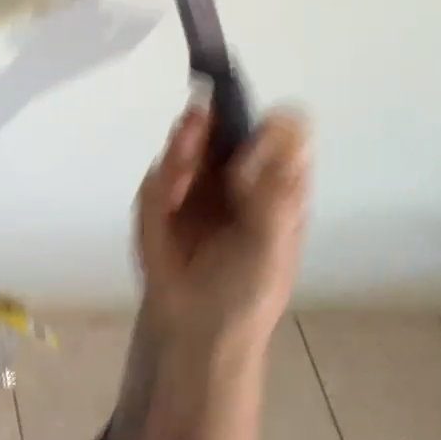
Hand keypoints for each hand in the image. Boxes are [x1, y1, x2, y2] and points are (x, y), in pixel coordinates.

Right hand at [135, 105, 311, 344]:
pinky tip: (168, 197)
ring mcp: (196, 179)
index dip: (271, 126)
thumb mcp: (273, 243)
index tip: (262, 124)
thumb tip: (279, 128)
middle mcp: (236, 173)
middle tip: (203, 117)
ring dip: (187, 141)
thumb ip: (274, 190)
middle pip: (229, 127)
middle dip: (216, 118)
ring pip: (192, 142)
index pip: (281, 137)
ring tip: (184, 147)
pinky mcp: (159, 191)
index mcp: (276, 185)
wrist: (192, 322)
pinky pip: (160, 171)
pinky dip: (164, 179)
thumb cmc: (246, 289)